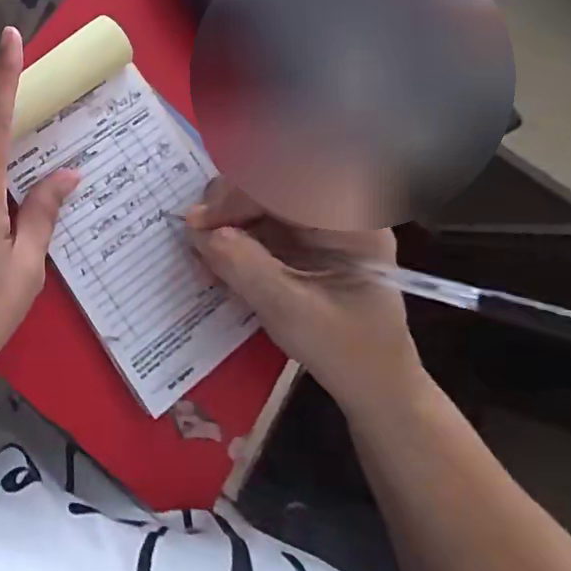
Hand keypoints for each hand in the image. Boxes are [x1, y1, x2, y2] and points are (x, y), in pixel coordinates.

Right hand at [185, 178, 423, 413]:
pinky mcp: (303, 236)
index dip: (237, 197)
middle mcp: (335, 212)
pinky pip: (259, 220)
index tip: (198, 224)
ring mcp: (318, 223)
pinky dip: (232, 236)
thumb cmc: (344, 351)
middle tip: (196, 234)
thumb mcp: (289, 312)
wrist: (375, 385)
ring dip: (225, 221)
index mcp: (350, 225)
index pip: (284, 186)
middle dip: (227, 205)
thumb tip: (198, 232)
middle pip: (269, 184)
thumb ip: (244, 267)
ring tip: (203, 254)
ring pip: (258, 199)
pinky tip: (217, 261)